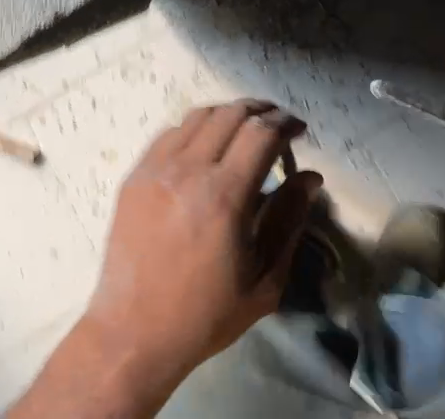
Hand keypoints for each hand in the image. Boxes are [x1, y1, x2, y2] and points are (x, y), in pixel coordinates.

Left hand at [79, 101, 322, 389]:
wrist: (133, 332)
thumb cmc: (206, 314)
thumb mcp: (264, 279)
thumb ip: (289, 220)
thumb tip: (311, 177)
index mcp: (224, 197)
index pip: (261, 133)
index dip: (286, 123)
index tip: (300, 130)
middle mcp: (188, 171)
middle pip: (231, 114)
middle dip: (262, 111)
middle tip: (279, 124)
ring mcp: (156, 169)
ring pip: (199, 115)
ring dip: (229, 114)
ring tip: (246, 128)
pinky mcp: (135, 175)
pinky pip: (170, 133)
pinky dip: (196, 128)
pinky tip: (207, 145)